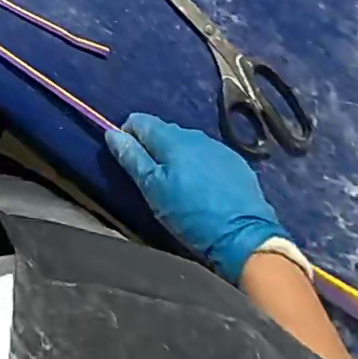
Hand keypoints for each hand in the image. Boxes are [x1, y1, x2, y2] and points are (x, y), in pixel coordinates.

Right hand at [105, 112, 289, 283]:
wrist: (245, 237)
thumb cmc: (191, 215)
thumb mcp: (154, 191)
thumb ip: (133, 159)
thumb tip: (112, 133)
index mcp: (172, 138)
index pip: (140, 121)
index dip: (128, 136)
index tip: (129, 161)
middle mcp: (194, 135)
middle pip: (163, 132)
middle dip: (152, 149)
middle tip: (151, 180)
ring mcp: (217, 147)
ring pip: (186, 144)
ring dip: (176, 158)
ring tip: (176, 187)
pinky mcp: (234, 162)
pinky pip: (207, 156)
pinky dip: (198, 166)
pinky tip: (201, 189)